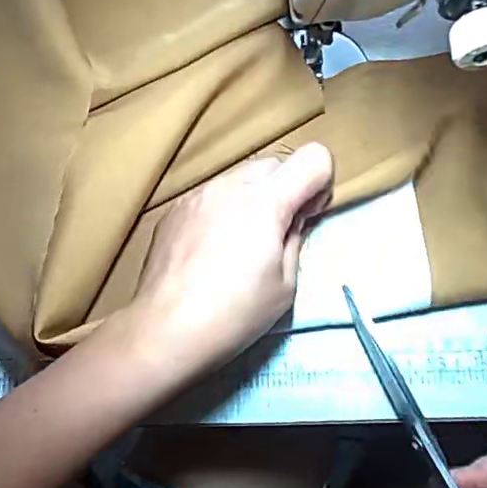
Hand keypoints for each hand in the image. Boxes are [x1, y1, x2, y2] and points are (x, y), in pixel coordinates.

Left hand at [117, 143, 333, 378]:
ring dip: (250, 200)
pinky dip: (220, 213)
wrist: (167, 329)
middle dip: (284, 191)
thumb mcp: (286, 284)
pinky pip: (209, 198)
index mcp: (266, 201)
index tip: (307, 216)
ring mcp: (196, 195)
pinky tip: (208, 252)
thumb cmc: (235, 313)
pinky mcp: (173, 211)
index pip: (314, 158)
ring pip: (237, 179)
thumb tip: (291, 220)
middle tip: (276, 234)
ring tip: (238, 246)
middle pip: (273, 165)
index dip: (320, 184)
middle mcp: (230, 186)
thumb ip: (295, 238)